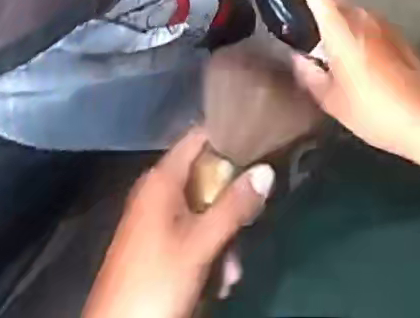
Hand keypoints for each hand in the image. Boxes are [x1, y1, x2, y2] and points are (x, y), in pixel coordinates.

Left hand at [83, 128, 271, 317]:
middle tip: (255, 215)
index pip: (199, 137)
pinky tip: (220, 282)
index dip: (229, 136)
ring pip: (201, 210)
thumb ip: (235, 205)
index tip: (260, 144)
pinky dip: (208, 251)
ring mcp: (152, 222)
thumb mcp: (201, 244)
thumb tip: (267, 169)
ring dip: (224, 235)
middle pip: (205, 176)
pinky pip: (190, 234)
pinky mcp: (152, 250)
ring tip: (233, 271)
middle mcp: (155, 193)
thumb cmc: (155, 283)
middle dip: (232, 199)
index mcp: (161, 180)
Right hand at [283, 0, 419, 164]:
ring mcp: (382, 23)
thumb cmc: (372, 108)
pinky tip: (349, 54)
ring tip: (321, 41)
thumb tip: (298, 58)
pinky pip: (366, 23)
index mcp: (342, 27)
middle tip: (296, 15)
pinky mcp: (396, 33)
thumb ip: (309, 74)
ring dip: (335, 18)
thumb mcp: (331, 99)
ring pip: (351, 11)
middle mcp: (362, 16)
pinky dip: (352, 29)